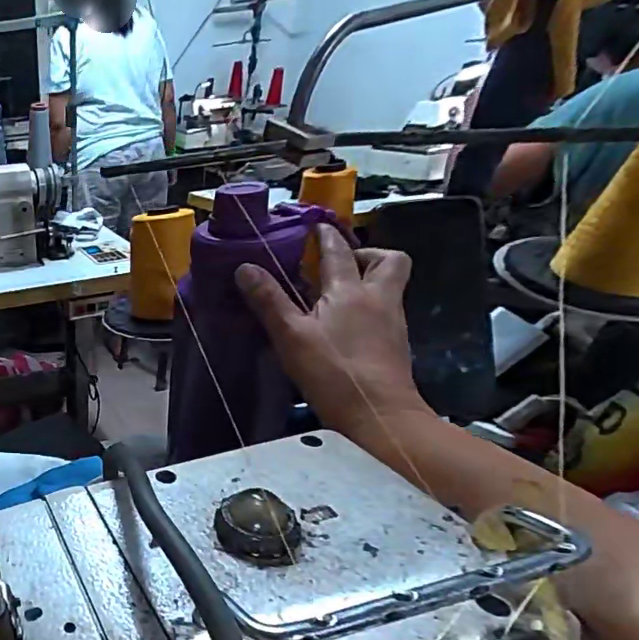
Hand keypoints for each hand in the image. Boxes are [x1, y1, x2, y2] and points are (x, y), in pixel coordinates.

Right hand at [235, 223, 431, 440]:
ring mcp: (392, 321)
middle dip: (366, 253)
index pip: (338, 253)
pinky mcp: (394, 343)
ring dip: (367, 278)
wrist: (378, 413)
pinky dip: (366, 306)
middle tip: (340, 261)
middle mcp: (379, 299)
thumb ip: (268, 300)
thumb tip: (245, 267)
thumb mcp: (290, 335)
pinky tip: (343, 324)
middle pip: (388, 261)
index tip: (315, 226)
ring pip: (388, 285)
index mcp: (351, 292)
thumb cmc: (331, 371)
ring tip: (335, 292)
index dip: (325, 236)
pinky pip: (383, 310)